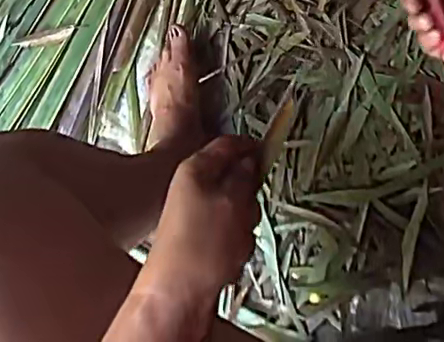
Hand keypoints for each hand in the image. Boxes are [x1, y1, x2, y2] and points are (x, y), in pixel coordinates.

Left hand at [145, 136, 260, 299]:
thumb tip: (251, 159)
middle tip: (247, 213)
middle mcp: (192, 187)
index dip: (249, 146)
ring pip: (234, 208)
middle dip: (248, 197)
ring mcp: (194, 215)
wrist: (174, 298)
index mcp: (195, 168)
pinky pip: (227, 233)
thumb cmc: (203, 244)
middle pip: (233, 178)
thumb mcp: (232, 202)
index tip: (269, 154)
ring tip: (236, 243)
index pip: (226, 144)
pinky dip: (234, 244)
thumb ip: (245, 176)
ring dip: (243, 224)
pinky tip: (229, 260)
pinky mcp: (199, 241)